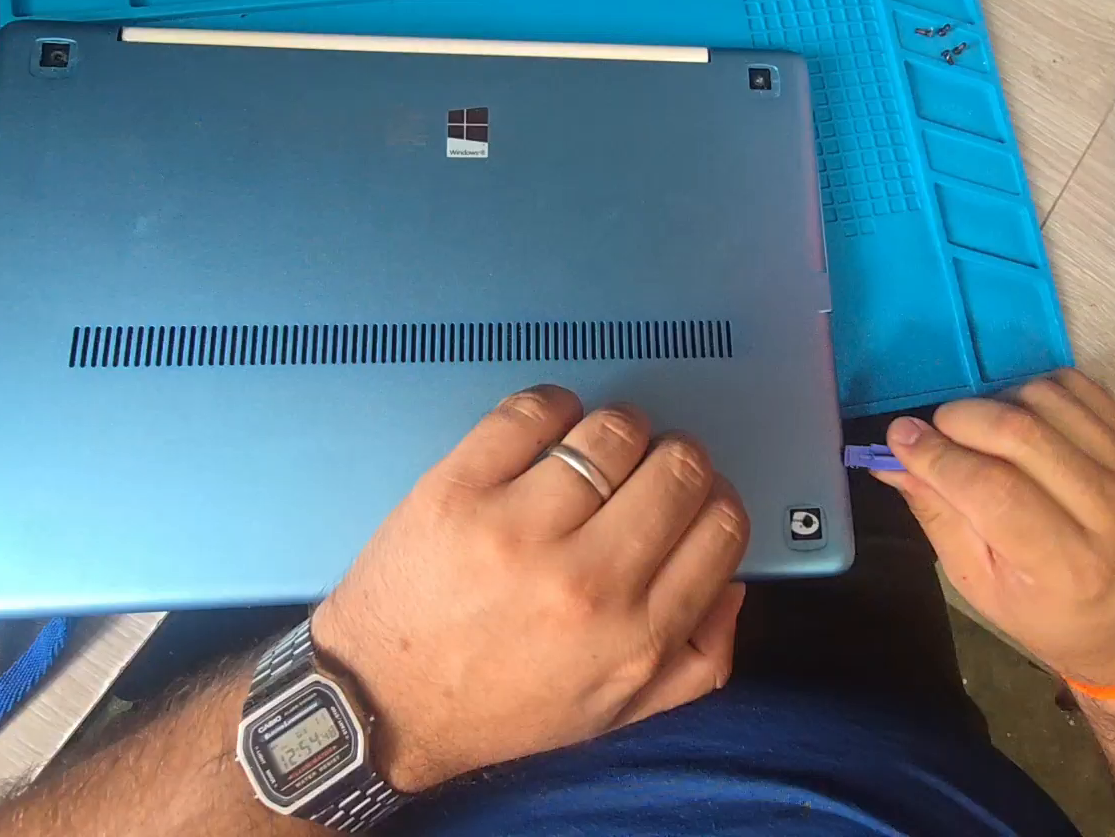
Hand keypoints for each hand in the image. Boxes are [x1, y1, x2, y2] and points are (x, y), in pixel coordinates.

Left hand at [310, 385, 749, 791]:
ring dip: (618, 430)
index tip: (694, 497)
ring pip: (613, 431)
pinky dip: (554, 404)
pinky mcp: (459, 488)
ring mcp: (518, 528)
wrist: (382, 703)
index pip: (722, 526)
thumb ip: (698, 660)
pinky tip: (550, 429)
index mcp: (635, 635)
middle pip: (678, 467)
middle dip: (675, 458)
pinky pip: (534, 410)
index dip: (716, 498)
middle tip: (647, 471)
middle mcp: (587, 581)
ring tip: (595, 453)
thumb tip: (733, 582)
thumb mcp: (615, 710)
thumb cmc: (504, 705)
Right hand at [871, 370, 1114, 688]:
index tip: (898, 437)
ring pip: (1043, 400)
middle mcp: (1107, 511)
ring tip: (979, 434)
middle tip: (933, 434)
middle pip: (1018, 432)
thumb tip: (891, 461)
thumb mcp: (978, 582)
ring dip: (993, 403)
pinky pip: (1076, 387)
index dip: (936, 456)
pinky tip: (1018, 418)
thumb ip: (936, 515)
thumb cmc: (1047, 613)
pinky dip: (1033, 389)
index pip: (991, 489)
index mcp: (1065, 564)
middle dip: (956, 420)